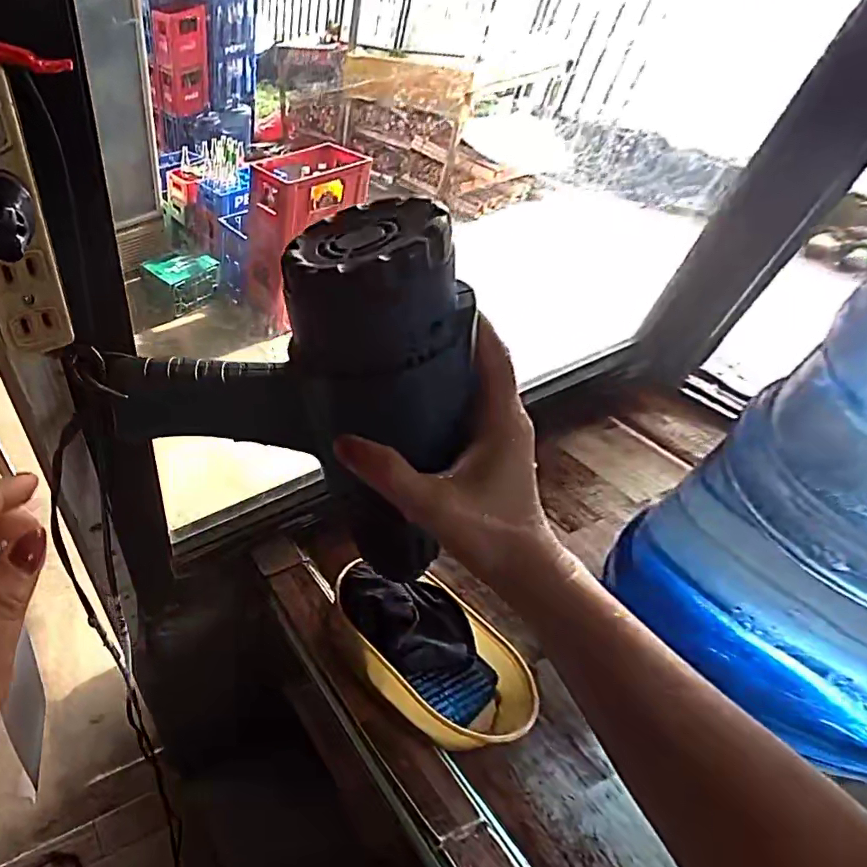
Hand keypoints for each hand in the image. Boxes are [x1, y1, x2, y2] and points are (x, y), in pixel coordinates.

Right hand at [333, 318, 578, 594]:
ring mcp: (501, 435)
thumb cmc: (490, 535)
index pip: (495, 353)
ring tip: (404, 355)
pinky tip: (414, 404)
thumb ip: (388, 474)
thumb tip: (344, 443)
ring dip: (449, 367)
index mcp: (502, 418)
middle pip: (484, 362)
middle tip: (407, 324)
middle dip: (452, 337)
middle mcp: (507, 418)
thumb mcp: (432, 503)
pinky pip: (470, 408)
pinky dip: (447, 394)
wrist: (523, 569)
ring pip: (476, 385)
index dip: (475, 321)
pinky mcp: (492, 451)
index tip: (444, 296)